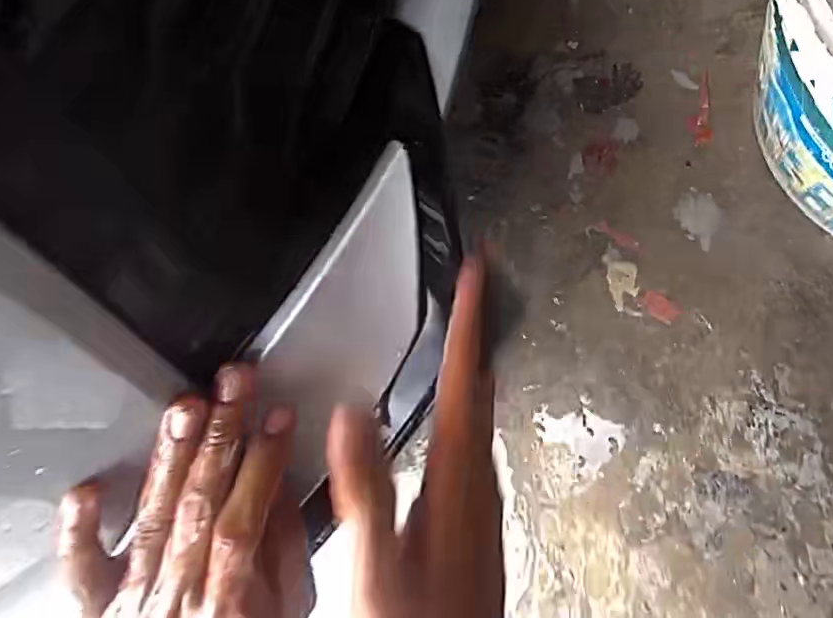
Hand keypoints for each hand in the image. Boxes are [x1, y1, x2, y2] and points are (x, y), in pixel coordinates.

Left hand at [58, 364, 311, 617]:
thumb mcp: (288, 617)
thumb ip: (287, 555)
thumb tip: (281, 491)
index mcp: (228, 606)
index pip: (244, 520)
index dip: (264, 462)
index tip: (277, 415)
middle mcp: (177, 600)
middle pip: (199, 506)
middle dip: (222, 435)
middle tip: (234, 384)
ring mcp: (134, 603)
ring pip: (153, 519)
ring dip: (171, 457)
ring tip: (186, 408)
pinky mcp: (100, 608)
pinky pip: (82, 575)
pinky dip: (80, 534)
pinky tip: (85, 491)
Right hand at [327, 250, 502, 617]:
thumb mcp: (376, 563)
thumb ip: (366, 485)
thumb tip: (351, 411)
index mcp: (457, 475)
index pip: (467, 375)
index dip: (470, 316)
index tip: (476, 270)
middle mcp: (478, 476)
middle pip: (482, 378)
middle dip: (479, 321)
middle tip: (476, 279)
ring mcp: (479, 493)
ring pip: (482, 402)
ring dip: (475, 352)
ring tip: (468, 318)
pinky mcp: (473, 509)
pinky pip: (474, 427)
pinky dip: (468, 389)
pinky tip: (456, 397)